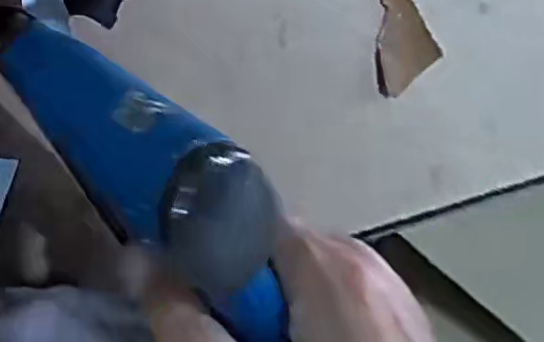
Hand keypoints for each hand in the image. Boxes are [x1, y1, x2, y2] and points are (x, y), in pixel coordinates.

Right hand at [147, 219, 432, 341]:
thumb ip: (181, 315)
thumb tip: (134, 258)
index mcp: (329, 258)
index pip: (245, 214)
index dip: (211, 246)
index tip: (195, 283)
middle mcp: (364, 260)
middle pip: (273, 244)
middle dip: (246, 282)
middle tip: (233, 331)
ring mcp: (395, 294)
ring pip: (305, 273)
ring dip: (278, 303)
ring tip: (266, 341)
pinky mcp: (409, 325)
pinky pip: (340, 297)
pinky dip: (316, 319)